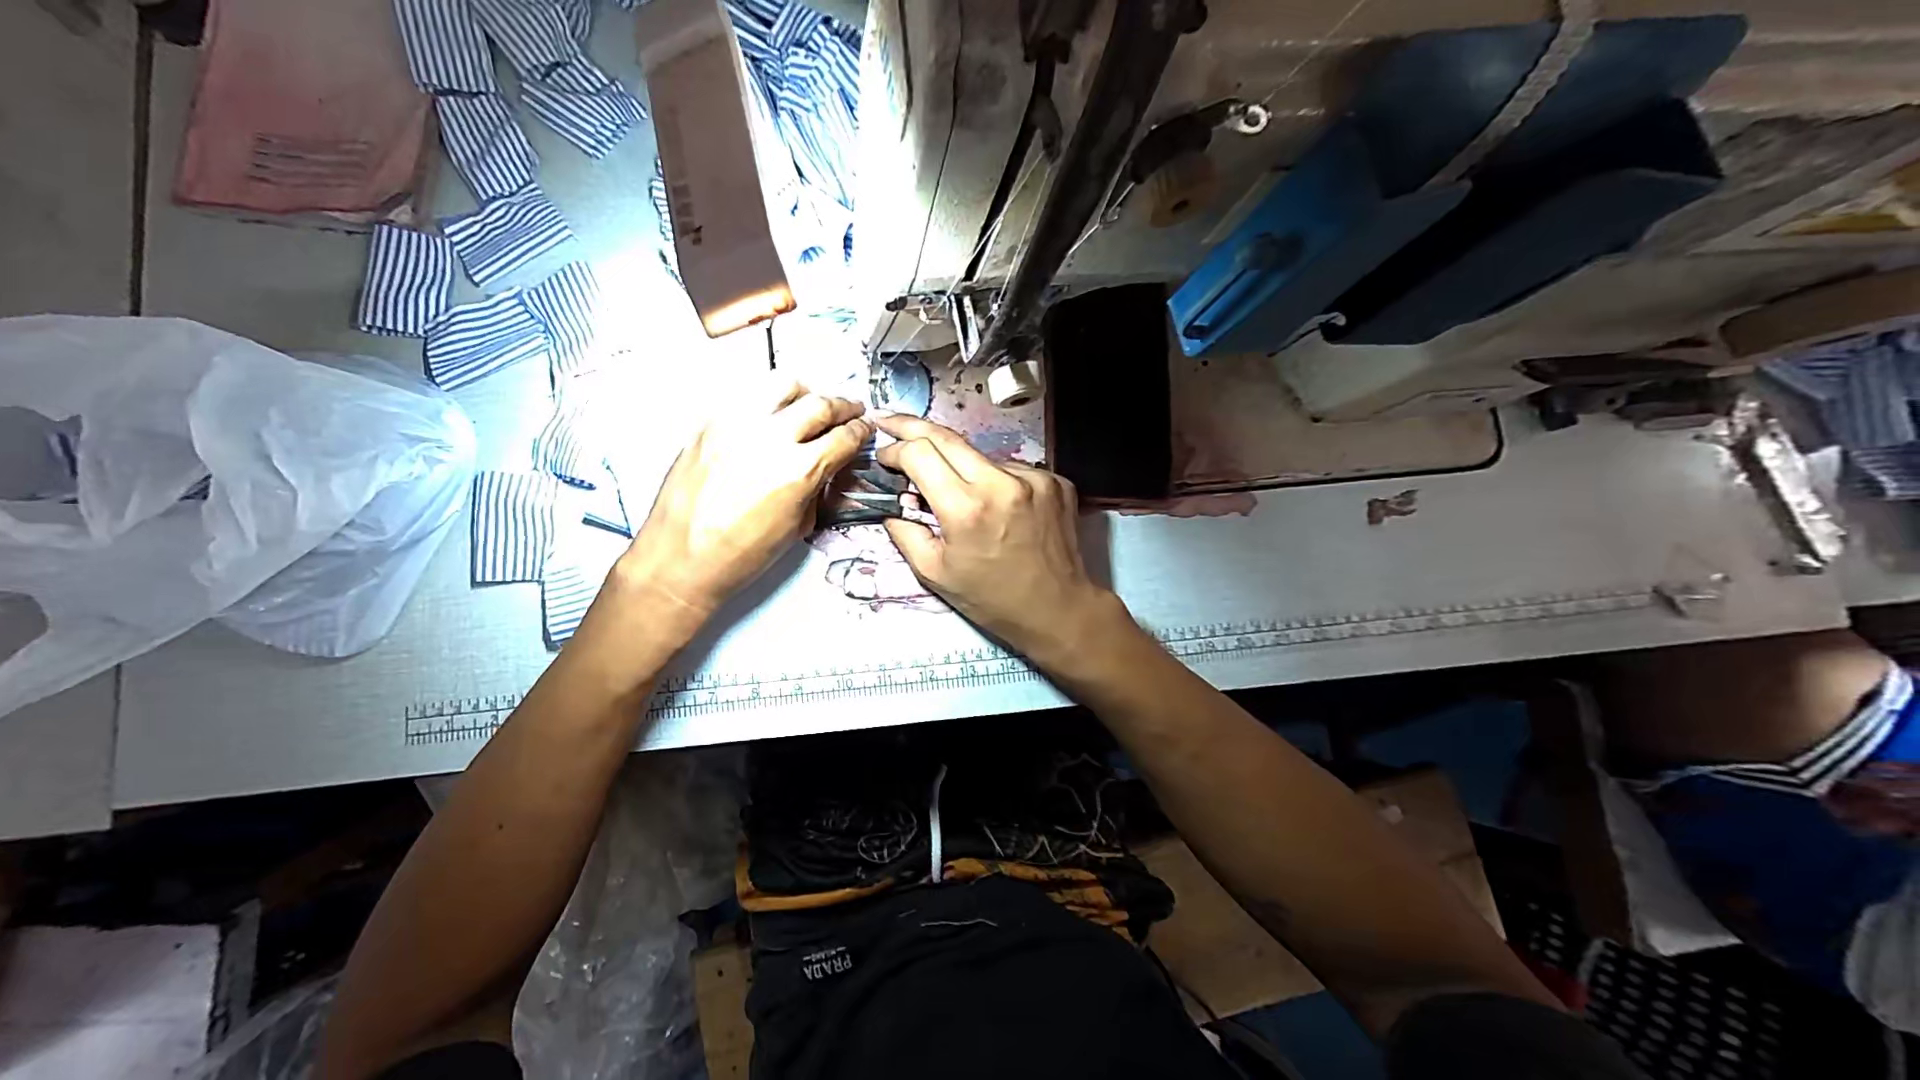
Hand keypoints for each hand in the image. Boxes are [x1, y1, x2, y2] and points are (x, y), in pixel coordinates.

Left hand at [615, 381, 870, 628]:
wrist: (681, 559)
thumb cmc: (736, 555)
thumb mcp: (796, 526)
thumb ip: (817, 487)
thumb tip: (828, 466)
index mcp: (798, 471)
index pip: (844, 437)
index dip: (861, 431)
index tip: (864, 428)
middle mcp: (770, 440)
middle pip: (820, 403)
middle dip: (843, 406)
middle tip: (849, 409)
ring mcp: (736, 426)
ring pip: (783, 385)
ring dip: (806, 393)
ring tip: (810, 403)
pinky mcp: (711, 424)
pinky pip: (748, 397)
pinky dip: (768, 400)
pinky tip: (771, 415)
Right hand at [873, 414, 1129, 665]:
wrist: (1057, 610)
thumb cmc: (992, 599)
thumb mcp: (934, 574)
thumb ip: (905, 533)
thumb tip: (893, 505)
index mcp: (966, 509)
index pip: (919, 453)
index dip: (895, 448)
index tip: (884, 453)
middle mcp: (1001, 483)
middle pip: (946, 437)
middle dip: (912, 427)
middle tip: (890, 423)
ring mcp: (1033, 478)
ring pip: (981, 456)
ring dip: (960, 466)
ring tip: (960, 496)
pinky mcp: (1055, 480)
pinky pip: (1012, 469)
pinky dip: (995, 481)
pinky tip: (998, 507)